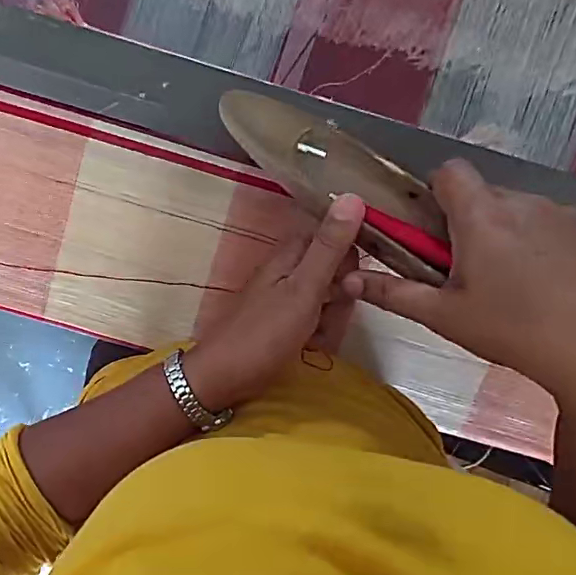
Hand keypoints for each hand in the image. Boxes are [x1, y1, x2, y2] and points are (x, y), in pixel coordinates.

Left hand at [185, 194, 364, 411]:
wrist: (222, 378)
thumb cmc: (263, 334)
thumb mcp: (303, 289)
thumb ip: (329, 247)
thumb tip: (353, 196)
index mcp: (289, 254)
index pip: (334, 235)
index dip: (350, 256)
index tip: (352, 280)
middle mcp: (287, 271)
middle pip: (334, 271)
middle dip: (342, 295)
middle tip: (329, 315)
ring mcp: (284, 298)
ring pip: (327, 299)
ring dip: (331, 319)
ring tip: (315, 337)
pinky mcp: (283, 323)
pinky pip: (314, 321)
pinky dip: (317, 335)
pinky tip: (309, 348)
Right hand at [344, 160, 575, 408]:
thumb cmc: (512, 330)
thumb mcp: (443, 317)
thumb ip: (392, 293)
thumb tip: (345, 279)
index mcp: (482, 217)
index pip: (450, 171)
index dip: (434, 190)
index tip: (431, 227)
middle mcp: (526, 203)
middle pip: (486, 196)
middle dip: (470, 223)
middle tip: (467, 272)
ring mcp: (570, 214)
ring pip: (524, 212)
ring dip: (509, 234)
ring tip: (515, 286)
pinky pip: (561, 226)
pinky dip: (548, 245)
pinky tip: (556, 288)